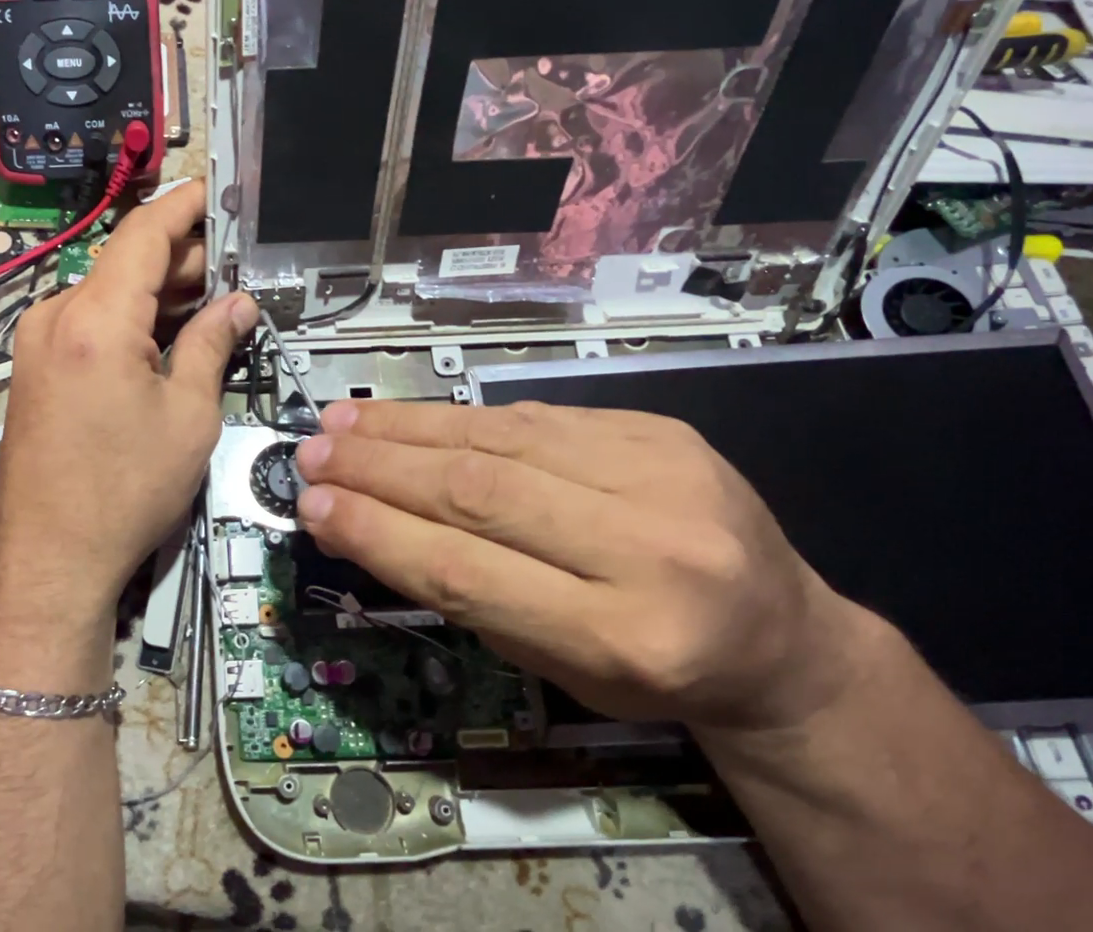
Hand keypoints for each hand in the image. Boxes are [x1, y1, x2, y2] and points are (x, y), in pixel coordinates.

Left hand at [0, 182, 257, 630]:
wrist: (50, 558)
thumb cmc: (124, 492)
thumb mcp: (187, 418)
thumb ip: (210, 346)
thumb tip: (236, 305)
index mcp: (94, 319)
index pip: (144, 234)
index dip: (186, 207)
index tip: (219, 195)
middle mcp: (54, 318)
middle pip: (124, 264)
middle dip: (181, 259)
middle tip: (234, 267)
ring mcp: (36, 345)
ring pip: (106, 295)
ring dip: (157, 294)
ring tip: (211, 303)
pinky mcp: (33, 371)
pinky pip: (86, 326)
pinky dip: (128, 322)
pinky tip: (167, 337)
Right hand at [292, 400, 868, 730]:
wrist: (779, 640)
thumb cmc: (652, 674)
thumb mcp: (555, 663)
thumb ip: (467, 593)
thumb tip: (365, 520)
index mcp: (621, 638)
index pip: (468, 573)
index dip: (379, 534)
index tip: (313, 507)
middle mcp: (652, 553)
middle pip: (481, 495)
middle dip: (380, 469)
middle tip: (313, 455)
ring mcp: (666, 479)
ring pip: (504, 440)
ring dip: (407, 429)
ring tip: (342, 423)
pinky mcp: (666, 432)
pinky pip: (539, 418)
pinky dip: (461, 418)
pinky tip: (409, 418)